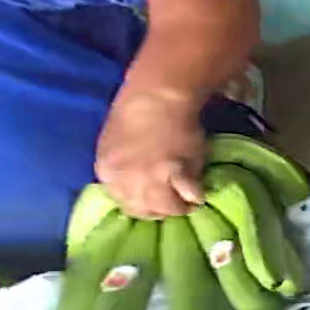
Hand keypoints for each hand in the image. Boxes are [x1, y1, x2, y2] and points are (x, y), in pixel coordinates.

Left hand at [95, 89, 205, 218]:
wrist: (156, 98)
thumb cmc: (136, 116)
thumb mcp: (117, 149)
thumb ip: (127, 171)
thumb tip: (144, 187)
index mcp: (107, 174)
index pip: (124, 204)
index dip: (144, 207)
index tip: (158, 202)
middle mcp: (125, 180)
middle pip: (144, 211)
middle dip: (162, 211)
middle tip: (177, 204)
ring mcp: (151, 177)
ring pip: (167, 207)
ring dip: (181, 207)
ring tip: (192, 200)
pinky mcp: (176, 171)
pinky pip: (189, 194)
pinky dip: (197, 195)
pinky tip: (201, 190)